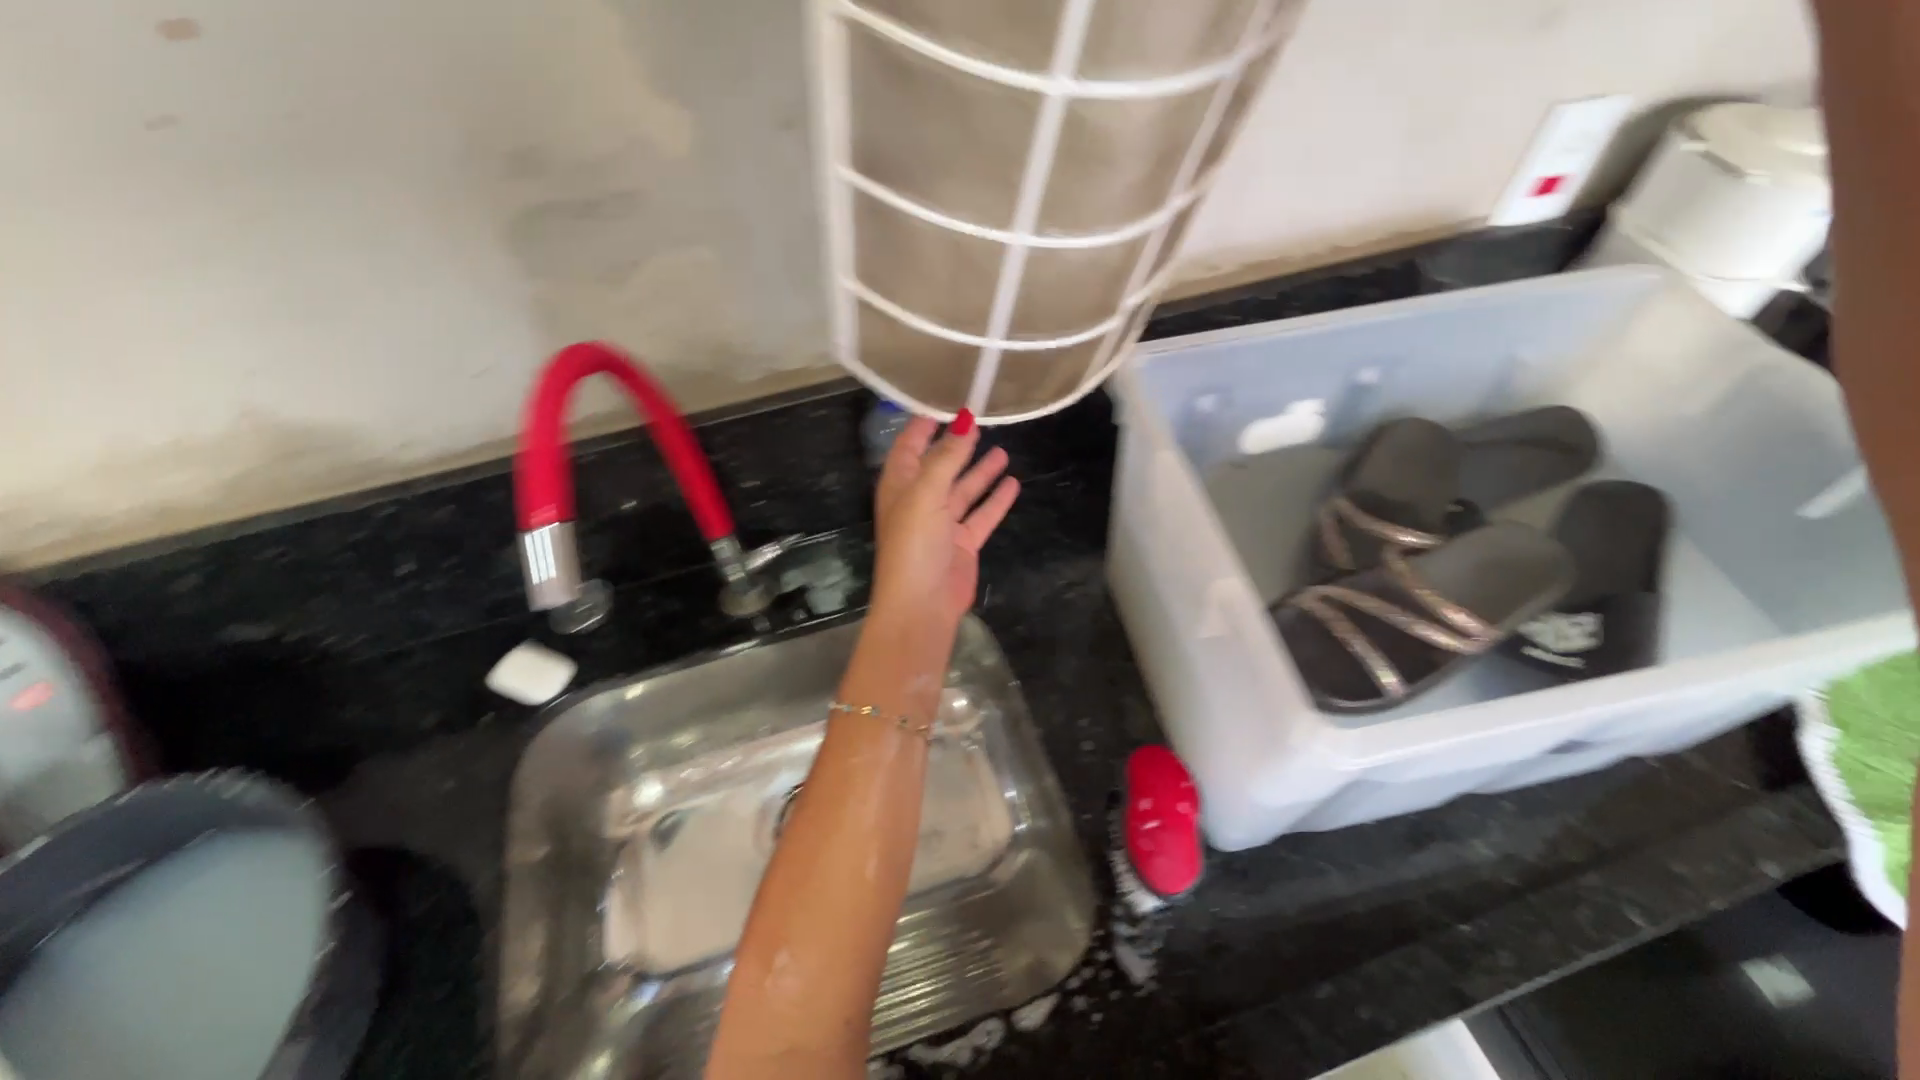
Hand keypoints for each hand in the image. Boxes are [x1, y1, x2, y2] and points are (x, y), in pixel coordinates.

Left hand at [871, 412, 1018, 630]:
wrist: (921, 603)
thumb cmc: (914, 543)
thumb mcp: (926, 492)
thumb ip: (947, 456)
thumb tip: (965, 420)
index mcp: (899, 484)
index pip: (909, 445)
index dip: (924, 423)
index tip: (947, 400)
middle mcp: (919, 500)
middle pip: (940, 464)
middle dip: (957, 444)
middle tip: (982, 420)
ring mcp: (942, 523)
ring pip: (964, 489)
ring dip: (980, 470)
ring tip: (1002, 448)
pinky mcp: (962, 543)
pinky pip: (982, 515)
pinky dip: (996, 500)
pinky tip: (1013, 483)